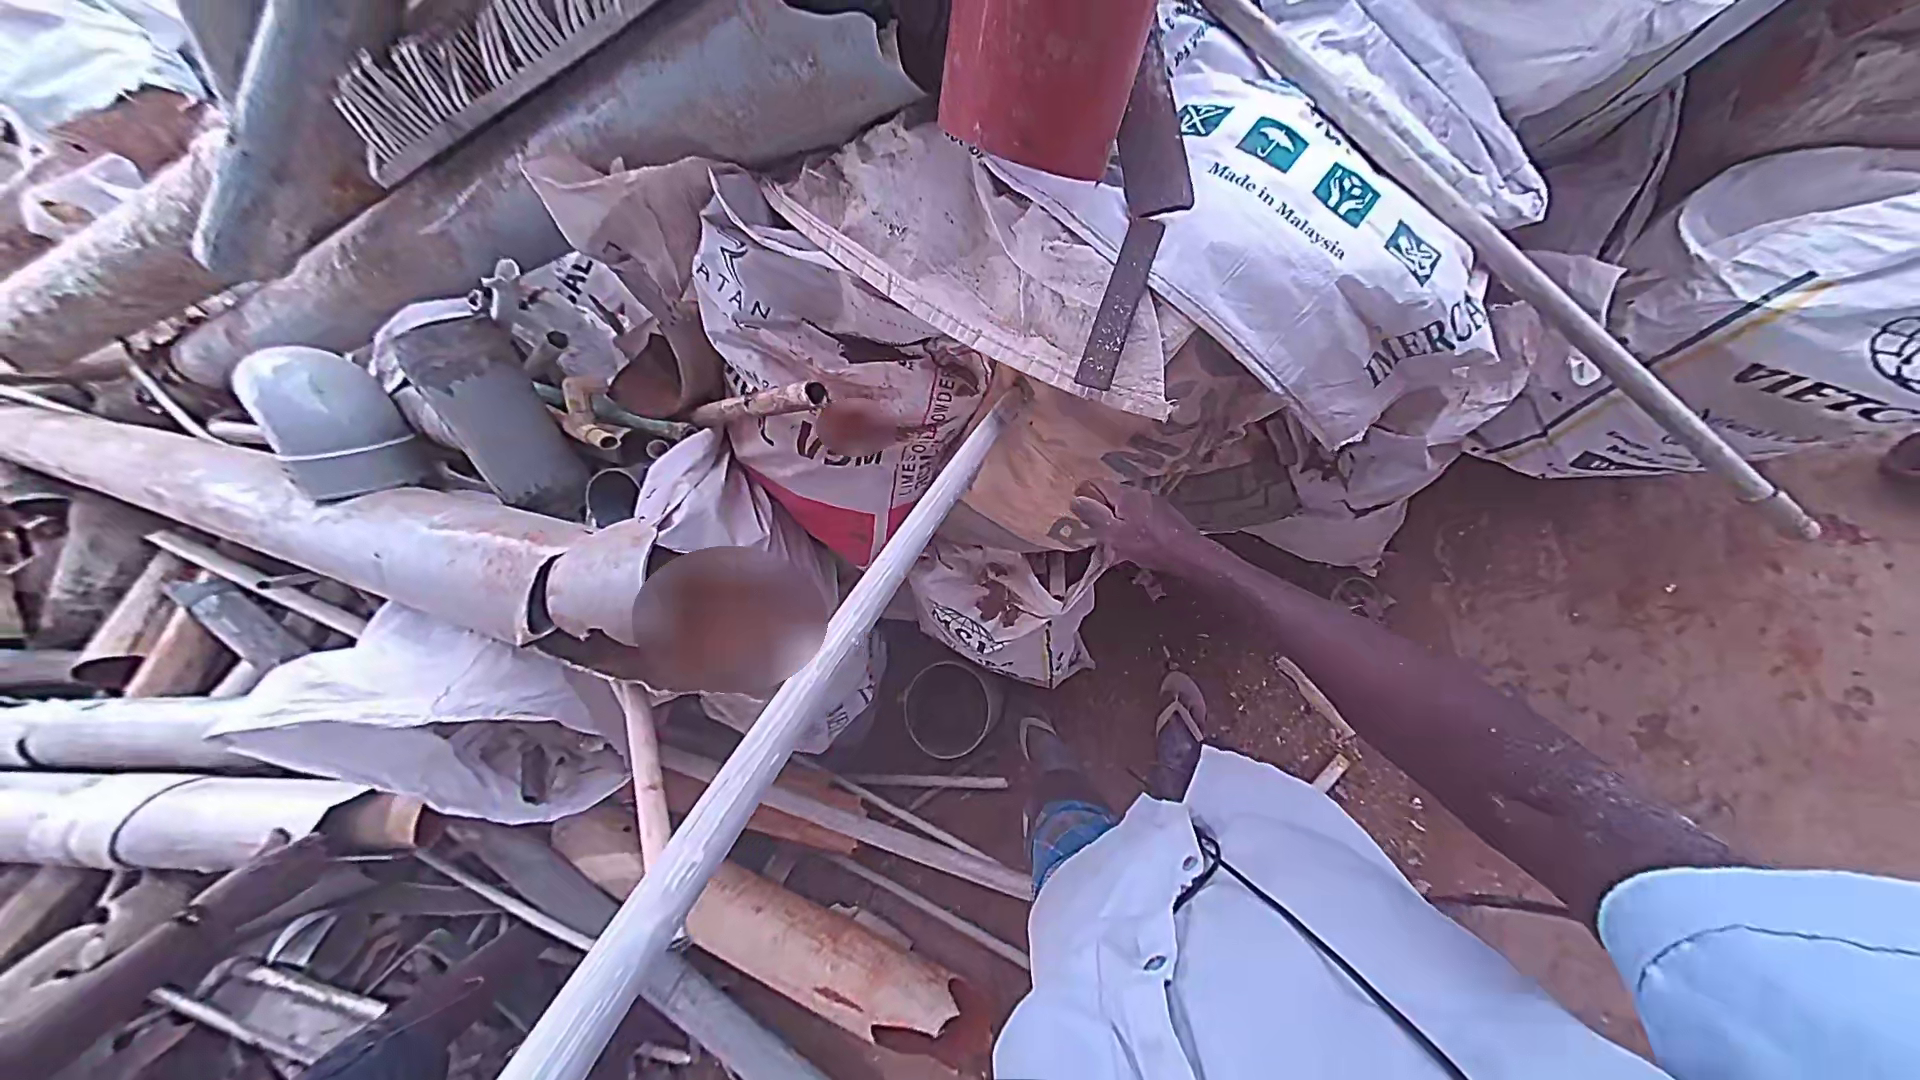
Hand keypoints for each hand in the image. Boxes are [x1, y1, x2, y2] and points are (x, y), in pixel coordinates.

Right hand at [1070, 479, 1214, 573]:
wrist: (1190, 555)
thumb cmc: (1149, 545)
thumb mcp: (1115, 534)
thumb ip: (1094, 516)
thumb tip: (1075, 499)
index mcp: (1125, 495)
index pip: (1095, 483)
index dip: (1083, 496)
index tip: (1080, 516)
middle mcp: (1139, 493)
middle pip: (1110, 497)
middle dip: (1100, 514)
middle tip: (1097, 536)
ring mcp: (1153, 503)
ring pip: (1124, 509)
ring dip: (1116, 524)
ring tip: (1115, 547)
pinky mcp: (1163, 515)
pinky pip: (1138, 517)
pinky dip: (1130, 529)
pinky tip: (1133, 547)